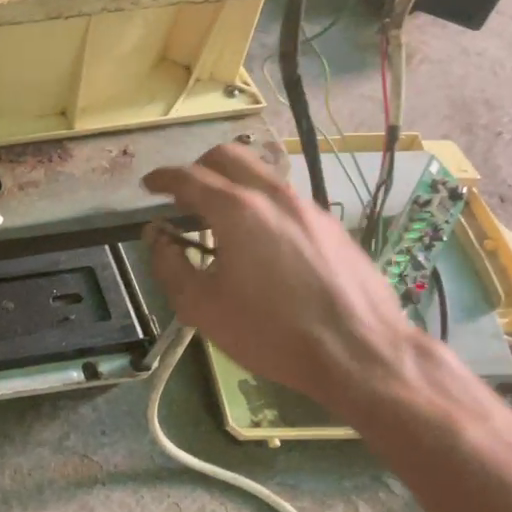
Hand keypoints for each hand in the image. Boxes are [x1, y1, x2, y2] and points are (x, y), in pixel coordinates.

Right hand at [141, 144, 416, 410]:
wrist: (363, 355)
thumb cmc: (271, 332)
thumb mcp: (200, 307)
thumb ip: (168, 264)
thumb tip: (157, 236)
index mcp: (236, 210)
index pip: (188, 177)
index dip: (162, 178)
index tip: (148, 185)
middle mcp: (273, 196)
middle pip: (228, 156)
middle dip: (198, 168)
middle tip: (183, 195)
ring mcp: (309, 208)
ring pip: (262, 175)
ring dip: (232, 185)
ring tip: (221, 221)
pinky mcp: (333, 227)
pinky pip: (286, 200)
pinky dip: (261, 205)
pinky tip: (262, 243)